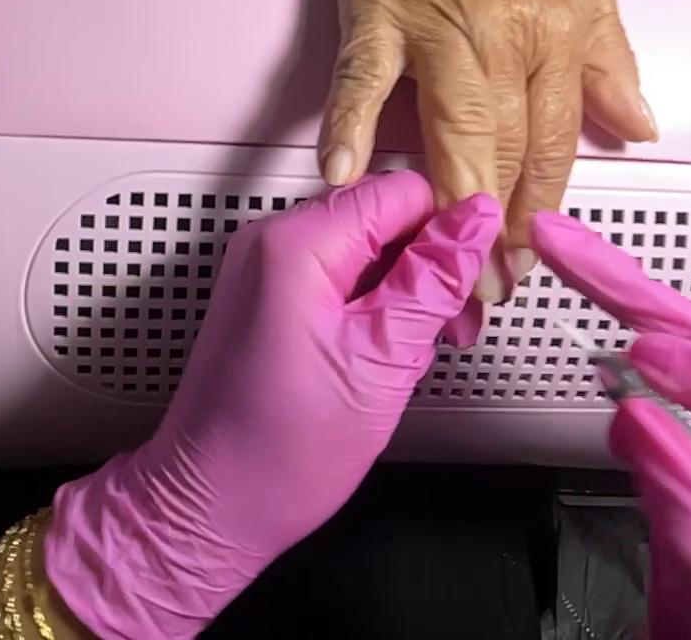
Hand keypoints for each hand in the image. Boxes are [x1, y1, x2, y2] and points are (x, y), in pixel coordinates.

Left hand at [46, 171, 499, 637]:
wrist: (212, 500)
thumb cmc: (279, 449)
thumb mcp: (382, 361)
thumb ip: (434, 280)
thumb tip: (475, 221)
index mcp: (295, 244)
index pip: (398, 190)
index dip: (449, 225)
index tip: (477, 270)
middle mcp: (272, 239)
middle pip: (380, 213)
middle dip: (431, 260)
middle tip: (460, 317)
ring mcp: (265, 264)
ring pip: (364, 243)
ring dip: (407, 284)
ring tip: (430, 340)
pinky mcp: (267, 291)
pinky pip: (337, 270)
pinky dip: (374, 298)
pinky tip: (393, 342)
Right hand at [299, 0, 655, 341]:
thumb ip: (611, 58)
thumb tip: (640, 129)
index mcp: (558, 34)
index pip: (554, 142)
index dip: (542, 209)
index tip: (532, 262)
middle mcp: (504, 41)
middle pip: (508, 151)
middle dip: (500, 230)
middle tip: (490, 296)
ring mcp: (436, 30)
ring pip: (450, 130)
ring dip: (449, 204)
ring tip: (444, 267)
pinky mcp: (377, 16)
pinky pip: (362, 78)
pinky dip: (350, 123)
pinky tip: (341, 175)